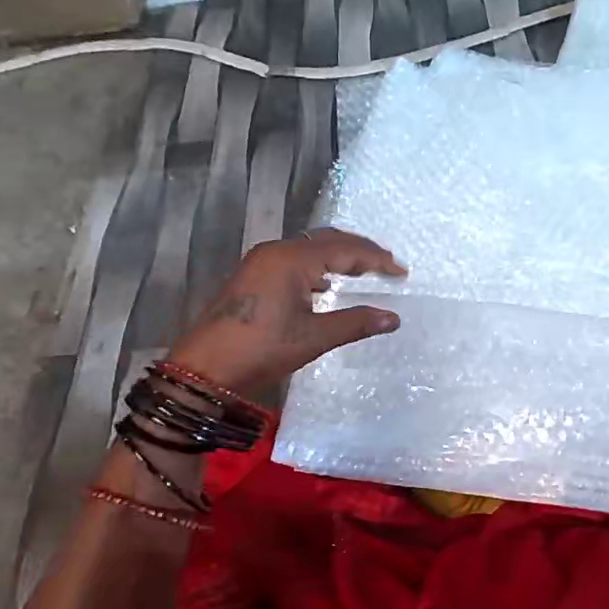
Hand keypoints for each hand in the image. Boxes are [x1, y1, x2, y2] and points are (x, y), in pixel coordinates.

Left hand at [168, 228, 405, 393]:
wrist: (207, 367)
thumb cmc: (261, 350)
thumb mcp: (313, 338)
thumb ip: (355, 323)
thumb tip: (393, 318)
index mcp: (292, 259)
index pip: (345, 249)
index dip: (376, 260)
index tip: (401, 272)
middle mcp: (276, 251)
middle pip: (327, 241)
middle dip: (360, 251)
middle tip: (387, 265)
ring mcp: (261, 262)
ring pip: (309, 249)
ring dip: (338, 257)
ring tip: (364, 271)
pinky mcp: (254, 276)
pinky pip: (294, 260)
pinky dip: (318, 266)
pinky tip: (327, 285)